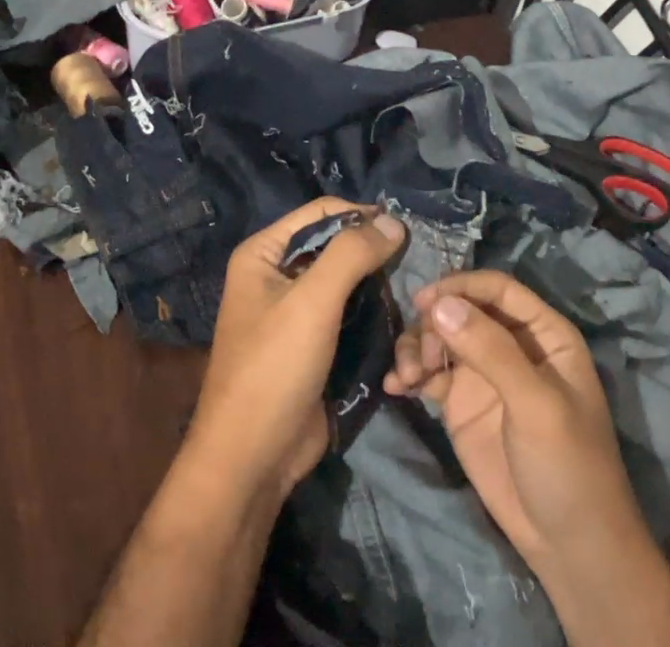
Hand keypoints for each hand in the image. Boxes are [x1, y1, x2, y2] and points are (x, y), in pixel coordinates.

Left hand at [187, 198, 406, 500]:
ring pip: (350, 284)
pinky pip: (351, 317)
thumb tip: (394, 221)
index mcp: (263, 254)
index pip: (320, 213)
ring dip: (379, 291)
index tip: (406, 232)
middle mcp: (277, 276)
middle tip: (416, 269)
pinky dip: (374, 318)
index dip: (362, 216)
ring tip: (413, 299)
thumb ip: (352, 255)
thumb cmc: (274, 368)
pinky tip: (401, 324)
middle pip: (337, 247)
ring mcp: (297, 313)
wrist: (253, 455)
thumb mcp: (312, 302)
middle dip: (374, 256)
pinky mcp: (316, 345)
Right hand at [382, 272, 649, 578]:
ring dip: (417, 349)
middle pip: (461, 311)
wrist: (567, 541)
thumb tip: (439, 304)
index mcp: (544, 334)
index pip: (498, 290)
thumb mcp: (535, 403)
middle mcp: (511, 346)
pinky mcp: (461, 406)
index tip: (422, 302)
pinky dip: (409, 375)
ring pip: (440, 339)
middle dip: (433, 325)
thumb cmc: (568, 464)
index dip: (460, 288)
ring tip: (407, 378)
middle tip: (419, 359)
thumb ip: (490, 351)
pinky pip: (429, 376)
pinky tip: (396, 388)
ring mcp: (484, 376)